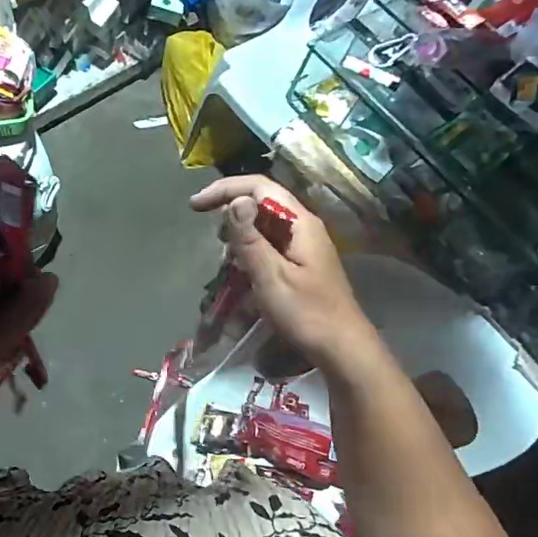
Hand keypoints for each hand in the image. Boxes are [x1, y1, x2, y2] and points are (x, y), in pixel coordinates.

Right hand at [189, 175, 367, 367]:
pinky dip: (249, 251)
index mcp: (300, 223)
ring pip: (264, 225)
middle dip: (230, 211)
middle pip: (262, 202)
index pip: (260, 187)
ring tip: (222, 255)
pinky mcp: (299, 264)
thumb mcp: (271, 276)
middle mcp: (303, 228)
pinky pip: (269, 245)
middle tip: (210, 236)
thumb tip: (234, 200)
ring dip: (239, 233)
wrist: (341, 349)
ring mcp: (303, 247)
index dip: (225, 189)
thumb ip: (251, 239)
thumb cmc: (307, 313)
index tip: (195, 206)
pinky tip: (238, 270)